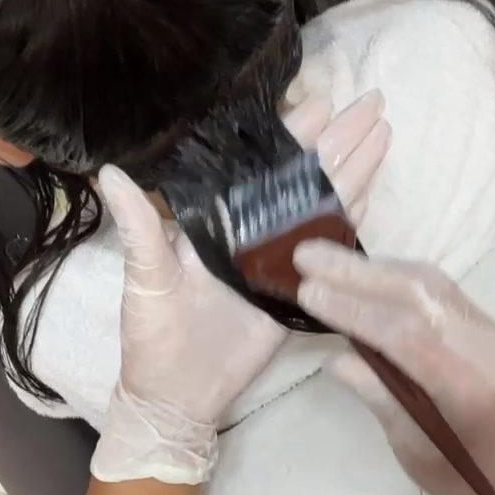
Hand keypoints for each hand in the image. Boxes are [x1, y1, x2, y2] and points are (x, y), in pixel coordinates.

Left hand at [88, 93, 390, 484]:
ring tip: (383, 133)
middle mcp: (253, 235)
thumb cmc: (155, 335)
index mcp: (218, 223)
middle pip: (302, 180)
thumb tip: (111, 174)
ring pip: (322, 208)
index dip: (290, 136)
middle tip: (371, 103)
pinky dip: (350, 225)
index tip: (318, 101)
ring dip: (353, 172)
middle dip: (337, 141)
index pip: (259, 168)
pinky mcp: (296, 296)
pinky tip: (372, 193)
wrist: (177, 393)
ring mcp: (279, 264)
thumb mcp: (144, 279)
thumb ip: (138, 228)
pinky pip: (328, 256)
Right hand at [293, 242, 494, 494]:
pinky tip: (363, 272)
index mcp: (469, 387)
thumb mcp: (409, 447)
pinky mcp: (486, 324)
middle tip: (306, 255)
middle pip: (418, 295)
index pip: (405, 334)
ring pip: (430, 283)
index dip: (353, 309)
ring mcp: (491, 331)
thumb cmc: (459, 476)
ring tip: (325, 259)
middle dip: (357, 273)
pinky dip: (396, 277)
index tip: (307, 292)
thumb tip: (334, 358)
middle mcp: (487, 348)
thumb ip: (377, 396)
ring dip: (374, 268)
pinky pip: (439, 289)